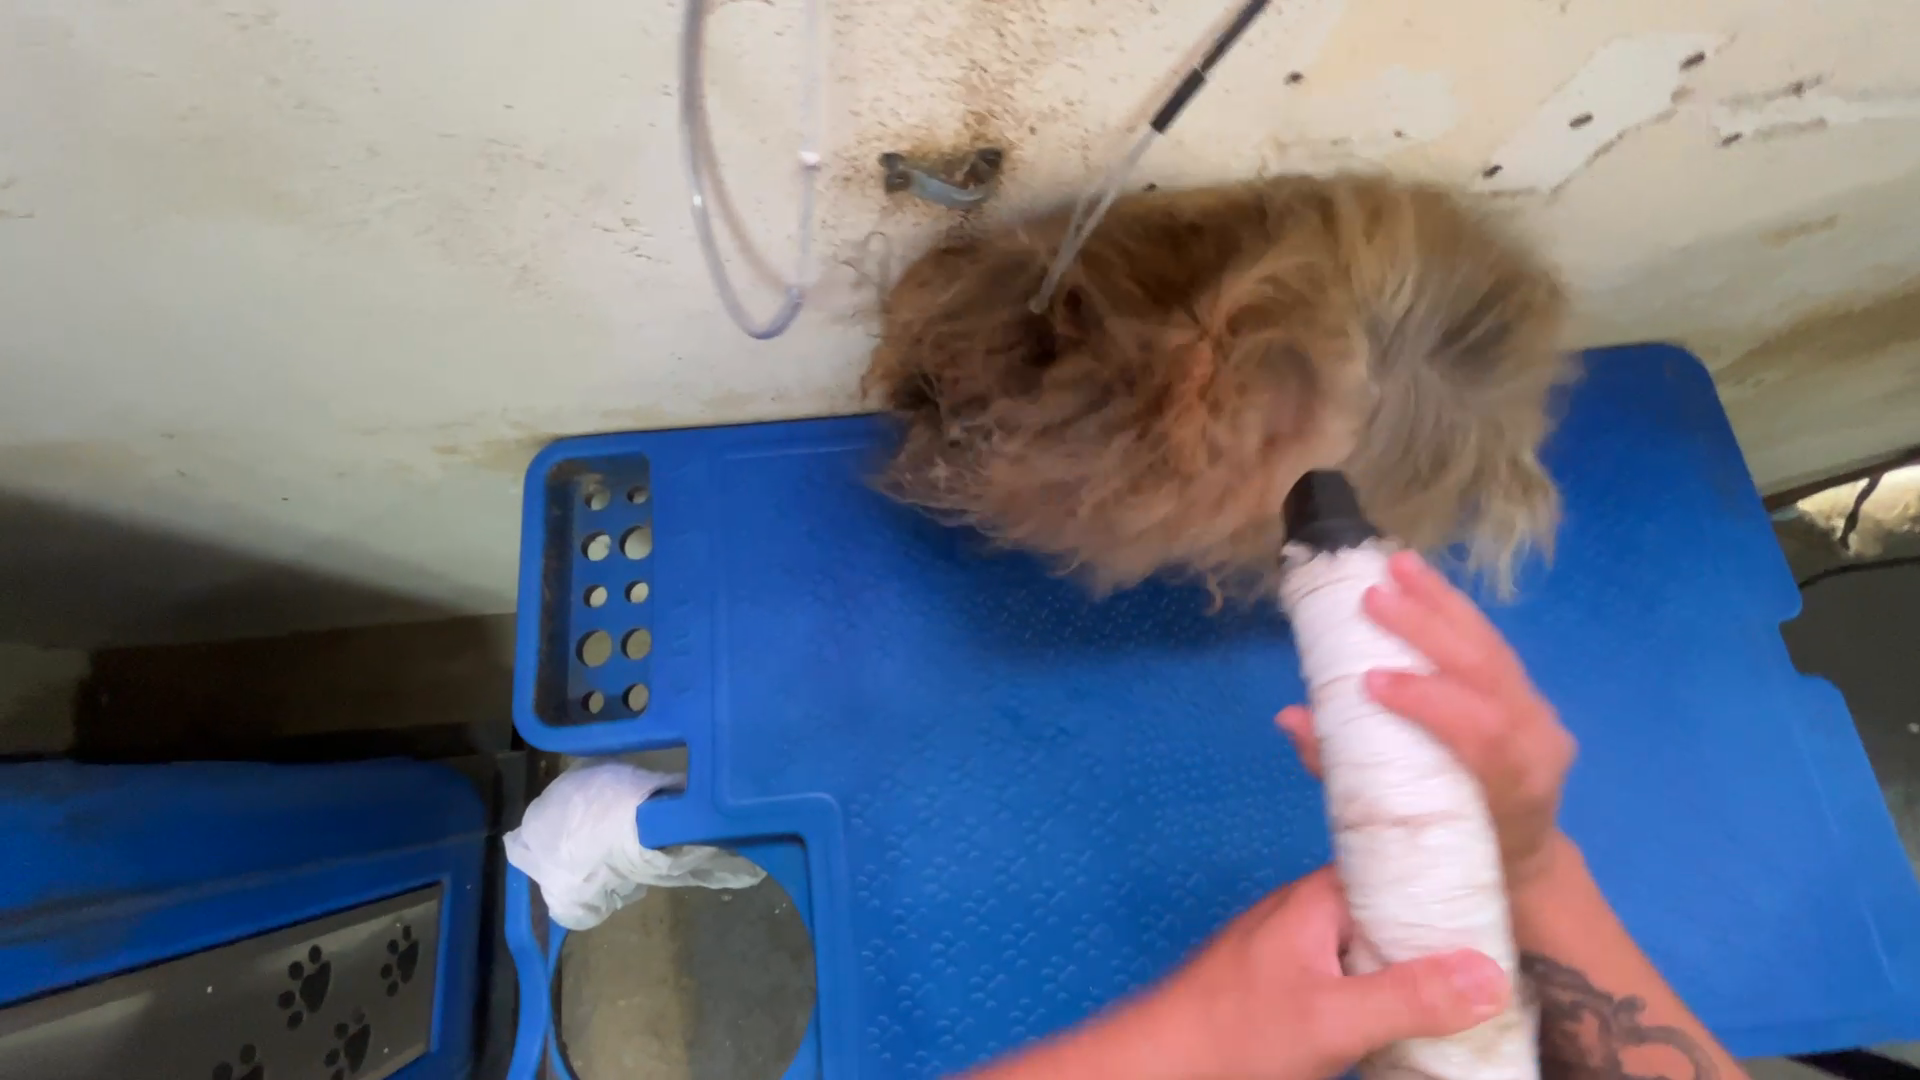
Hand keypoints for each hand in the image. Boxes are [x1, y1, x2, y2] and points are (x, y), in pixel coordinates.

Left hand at [1124, 867, 1508, 1079]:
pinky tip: (1413, 1026)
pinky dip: (1381, 997)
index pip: (1386, 874)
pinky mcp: (1289, 987)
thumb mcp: (1336, 1017)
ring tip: (1472, 1001)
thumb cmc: (1243, 1028)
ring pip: (1366, 951)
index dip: (1437, 890)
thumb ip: (1410, 996)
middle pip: (1381, 916)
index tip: (1494, 910)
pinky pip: (1348, 980)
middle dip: (1432, 940)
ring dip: (1409, 974)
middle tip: (1501, 967)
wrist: (1172, 1058)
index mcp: (1313, 902)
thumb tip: (1491, 974)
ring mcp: (1294, 951)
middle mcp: (1303, 916)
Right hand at [1276, 550, 1576, 893]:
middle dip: (1428, 630)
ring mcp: (1538, 712)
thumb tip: (1291, 718)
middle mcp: (1538, 741)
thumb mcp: (1394, 824)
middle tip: (1374, 597)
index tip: (1370, 680)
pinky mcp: (1525, 693)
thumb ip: (1341, 772)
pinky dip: (1452, 609)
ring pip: (1491, 646)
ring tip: (1398, 565)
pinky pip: (1490, 643)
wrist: (1524, 858)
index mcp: (1514, 785)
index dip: (1428, 701)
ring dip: (1440, 602)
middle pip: (1488, 673)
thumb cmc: (1452, 847)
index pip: (1481, 732)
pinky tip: (1422, 581)